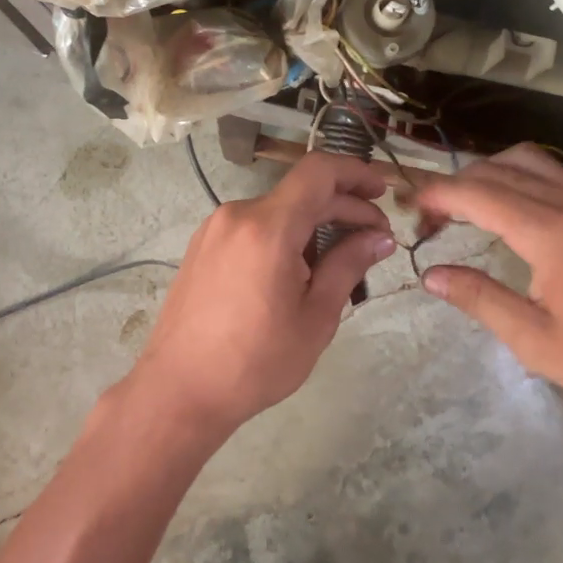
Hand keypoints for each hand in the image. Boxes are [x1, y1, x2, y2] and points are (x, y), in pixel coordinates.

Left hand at [128, 153, 397, 433]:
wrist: (179, 391)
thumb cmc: (255, 361)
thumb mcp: (315, 317)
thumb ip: (348, 266)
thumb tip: (379, 238)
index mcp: (268, 227)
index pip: (318, 171)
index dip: (356, 172)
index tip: (383, 191)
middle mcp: (238, 215)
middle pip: (301, 192)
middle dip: (343, 207)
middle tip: (376, 238)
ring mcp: (215, 229)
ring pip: (278, 210)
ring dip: (314, 224)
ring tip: (340, 261)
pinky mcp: (203, 246)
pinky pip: (254, 226)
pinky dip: (285, 234)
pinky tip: (300, 270)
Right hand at [414, 144, 562, 418]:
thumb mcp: (532, 339)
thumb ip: (479, 299)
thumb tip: (431, 274)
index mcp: (547, 231)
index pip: (477, 194)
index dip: (438, 194)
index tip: (409, 206)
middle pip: (497, 170)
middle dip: (456, 184)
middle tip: (431, 217)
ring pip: (529, 159)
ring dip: (491, 170)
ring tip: (468, 202)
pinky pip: (557, 170)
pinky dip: (525, 172)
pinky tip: (518, 201)